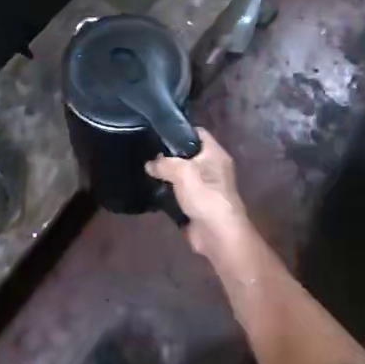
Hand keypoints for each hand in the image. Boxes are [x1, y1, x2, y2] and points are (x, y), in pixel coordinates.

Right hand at [146, 129, 252, 257]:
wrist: (217, 233)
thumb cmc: (205, 194)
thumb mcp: (181, 171)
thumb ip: (163, 164)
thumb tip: (150, 164)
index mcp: (215, 154)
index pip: (198, 132)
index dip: (180, 130)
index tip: (160, 132)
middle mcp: (213, 167)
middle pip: (189, 154)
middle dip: (170, 154)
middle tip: (148, 152)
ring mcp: (206, 187)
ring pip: (183, 174)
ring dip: (168, 175)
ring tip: (147, 169)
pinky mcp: (198, 205)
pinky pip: (180, 193)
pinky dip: (169, 193)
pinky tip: (152, 189)